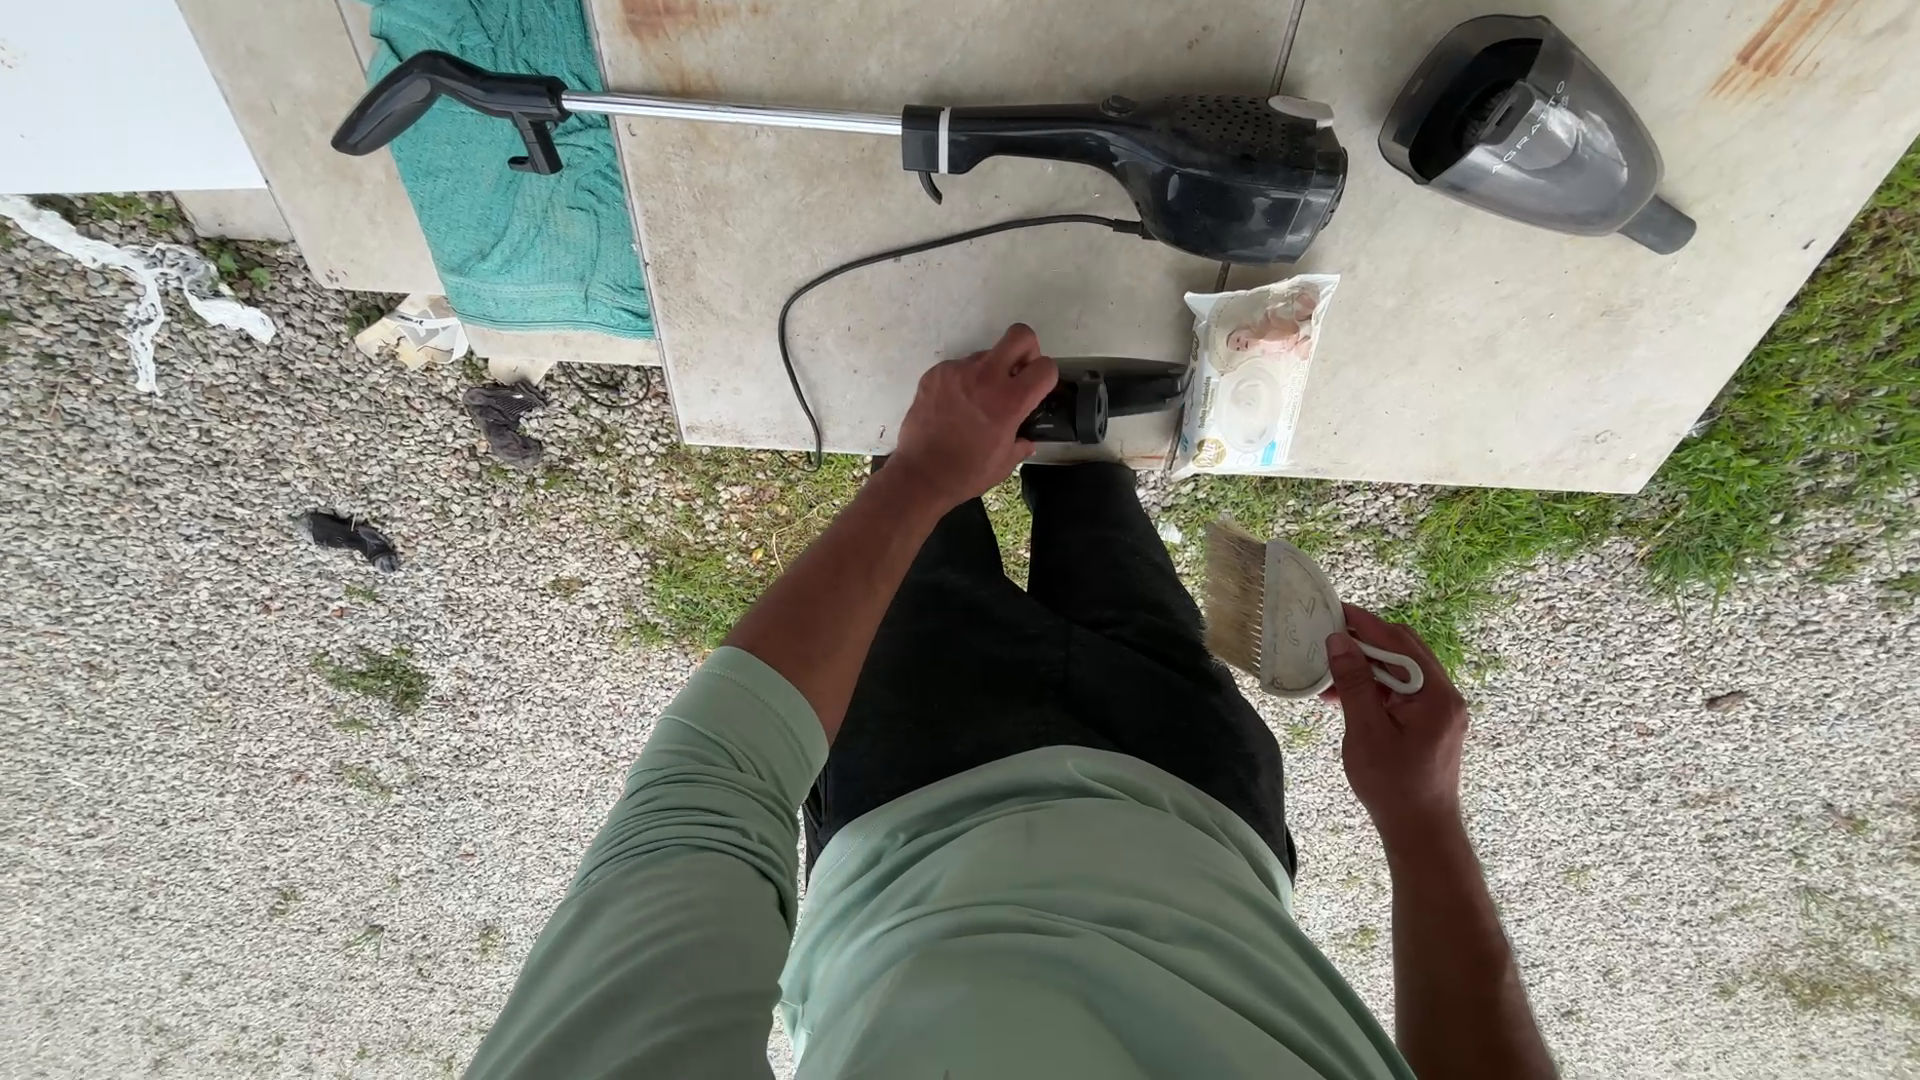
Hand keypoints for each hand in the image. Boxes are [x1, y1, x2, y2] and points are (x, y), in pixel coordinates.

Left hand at [887, 324, 1058, 511]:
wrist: (920, 474)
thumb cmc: (967, 473)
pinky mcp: (935, 373)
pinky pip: (958, 367)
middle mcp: (985, 377)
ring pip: (985, 355)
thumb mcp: (1005, 462)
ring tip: (975, 403)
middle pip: (1020, 335)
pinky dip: (962, 381)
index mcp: (1009, 401)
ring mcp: (957, 371)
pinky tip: (954, 407)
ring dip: (989, 372)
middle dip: (1026, 350)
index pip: (1045, 366)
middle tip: (1016, 375)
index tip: (1035, 390)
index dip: (1046, 377)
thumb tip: (1026, 437)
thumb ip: (1022, 442)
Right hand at [1324, 605, 1468, 848]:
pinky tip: (1341, 696)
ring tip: (1328, 671)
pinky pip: (1398, 691)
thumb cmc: (1393, 783)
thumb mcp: (1366, 730)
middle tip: (1326, 635)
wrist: (1420, 830)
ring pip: (1399, 671)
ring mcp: (1438, 711)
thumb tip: (1338, 640)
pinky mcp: (1428, 723)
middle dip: (1364, 641)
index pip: (1399, 643)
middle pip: (1403, 651)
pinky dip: (1370, 687)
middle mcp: (1444, 697)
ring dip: (1364, 666)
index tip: (1334, 610)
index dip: (1365, 624)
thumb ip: (1354, 682)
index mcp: (1437, 696)